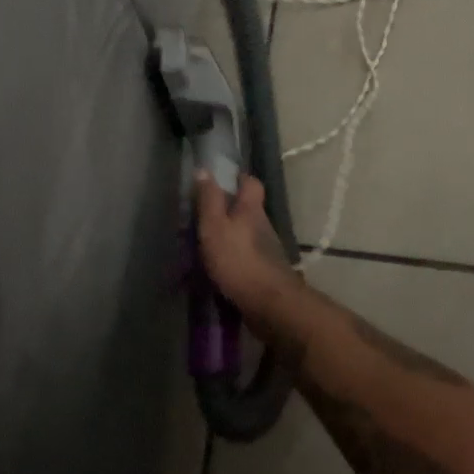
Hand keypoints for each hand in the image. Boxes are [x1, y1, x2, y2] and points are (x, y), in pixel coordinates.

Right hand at [194, 170, 303, 330]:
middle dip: (230, 211)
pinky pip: (248, 258)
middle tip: (205, 218)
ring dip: (232, 237)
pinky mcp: (267, 273)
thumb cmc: (238, 260)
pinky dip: (235, 259)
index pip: (251, 183)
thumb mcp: (215, 227)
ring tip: (208, 246)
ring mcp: (268, 251)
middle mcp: (264, 226)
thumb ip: (209, 200)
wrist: (269, 305)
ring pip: (248, 235)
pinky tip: (220, 270)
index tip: (222, 181)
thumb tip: (203, 169)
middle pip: (249, 210)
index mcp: (251, 210)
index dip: (239, 179)